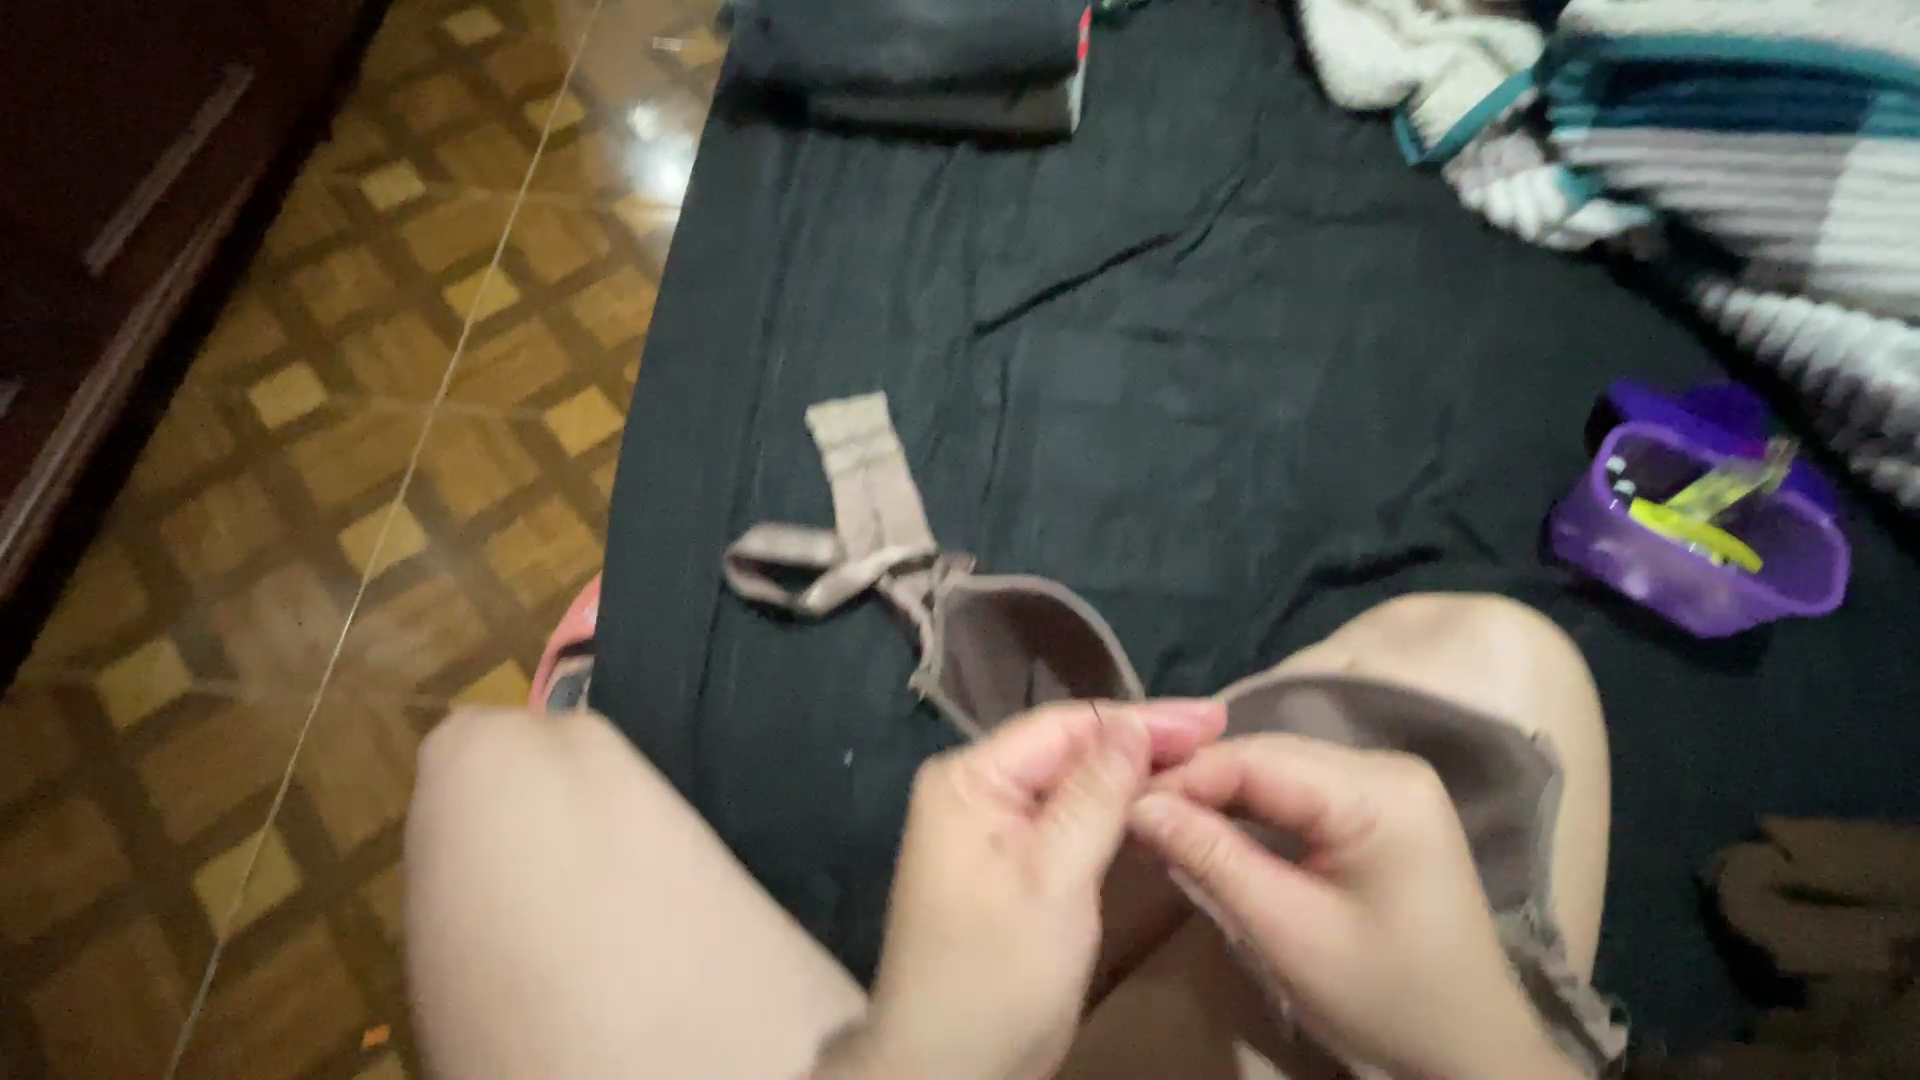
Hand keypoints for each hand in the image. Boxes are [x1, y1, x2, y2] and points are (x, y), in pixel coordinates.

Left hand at [818, 699, 1226, 1079]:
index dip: (1139, 719)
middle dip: (1139, 741)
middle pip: (1066, 748)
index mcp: (968, 778)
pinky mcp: (1004, 857)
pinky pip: (1062, 815)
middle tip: (1215, 730)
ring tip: (1198, 755)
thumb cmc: (998, 978)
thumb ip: (1094, 796)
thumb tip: (1133, 723)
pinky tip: (1151, 798)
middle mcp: (972, 787)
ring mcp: (986, 823)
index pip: (1064, 727)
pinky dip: (1109, 808)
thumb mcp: (1054, 880)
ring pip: (1068, 781)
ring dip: (1130, 772)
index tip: (1211, 716)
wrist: (946, 1072)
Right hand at [1127, 735, 1581, 1079]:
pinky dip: (1245, 806)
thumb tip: (1135, 804)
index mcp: (1379, 793)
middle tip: (1131, 815)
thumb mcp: (1287, 933)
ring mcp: (1383, 781)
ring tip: (1158, 820)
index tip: (1120, 802)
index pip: (1254, 758)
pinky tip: (1208, 824)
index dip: (1182, 775)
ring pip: (1272, 768)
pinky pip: (1292, 787)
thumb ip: (1210, 859)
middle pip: (1263, 756)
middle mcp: (1384, 767)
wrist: (1470, 1052)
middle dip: (1194, 784)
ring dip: (1214, 794)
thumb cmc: (1385, 999)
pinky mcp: (1373, 802)